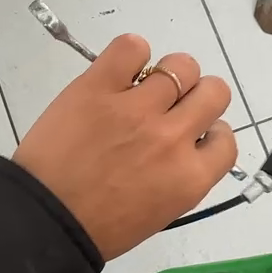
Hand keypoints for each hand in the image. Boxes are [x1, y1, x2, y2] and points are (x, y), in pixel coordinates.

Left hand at [13, 34, 237, 259]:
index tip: (190, 136)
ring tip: (143, 87)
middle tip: (170, 107)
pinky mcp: (100, 86)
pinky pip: (133, 47)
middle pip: (214, 91)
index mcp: (190, 177)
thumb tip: (185, 146)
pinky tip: (119, 73)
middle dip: (196, 97)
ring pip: (181, 65)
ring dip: (169, 75)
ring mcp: (137, 108)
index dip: (210, 132)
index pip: (226, 137)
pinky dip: (132, 54)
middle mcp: (173, 137)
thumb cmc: (100, 226)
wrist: (45, 218)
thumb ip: (180, 176)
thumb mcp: (159, 212)